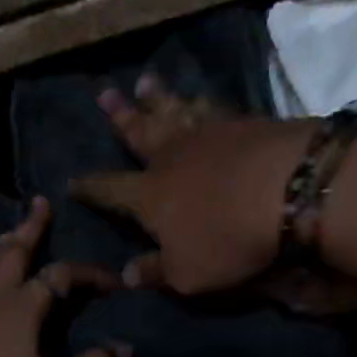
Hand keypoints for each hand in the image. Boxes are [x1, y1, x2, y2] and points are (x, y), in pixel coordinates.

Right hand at [71, 74, 314, 294]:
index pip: (110, 190)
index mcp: (148, 195)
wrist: (284, 190)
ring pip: (174, 111)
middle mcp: (170, 156)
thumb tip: (127, 274)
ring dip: (158, 98)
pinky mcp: (241, 122)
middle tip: (104, 94)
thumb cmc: (226, 242)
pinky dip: (201, 101)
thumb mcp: (186, 274)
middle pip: (139, 133)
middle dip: (121, 117)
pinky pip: (212, 107)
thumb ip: (155, 272)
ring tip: (146, 82)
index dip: (90, 188)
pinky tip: (200, 96)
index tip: (72, 182)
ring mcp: (206, 134)